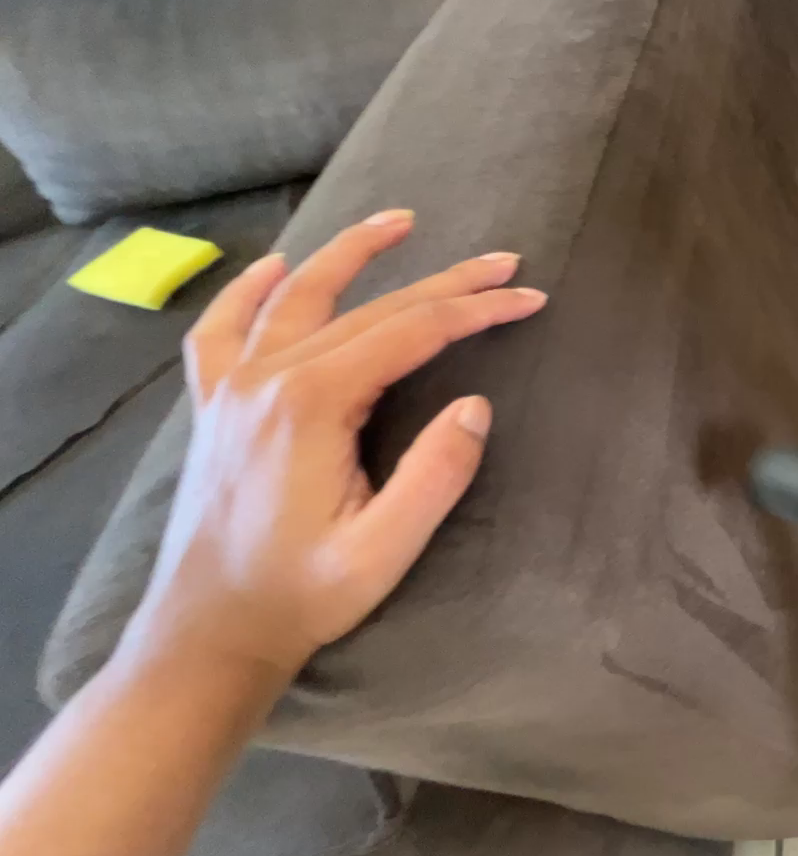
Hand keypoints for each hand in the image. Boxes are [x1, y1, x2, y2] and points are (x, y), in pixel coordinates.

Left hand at [116, 209, 546, 681]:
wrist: (209, 634)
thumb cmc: (306, 591)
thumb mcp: (389, 544)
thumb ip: (437, 472)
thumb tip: (477, 405)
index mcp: (311, 404)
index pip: (413, 332)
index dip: (479, 310)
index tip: (531, 298)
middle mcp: (267, 379)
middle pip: (372, 307)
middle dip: (449, 282)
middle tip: (506, 262)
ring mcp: (234, 387)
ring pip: (297, 297)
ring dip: (352, 254)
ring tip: (399, 222)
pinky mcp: (218, 406)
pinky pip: (227, 328)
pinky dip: (252, 290)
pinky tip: (273, 267)